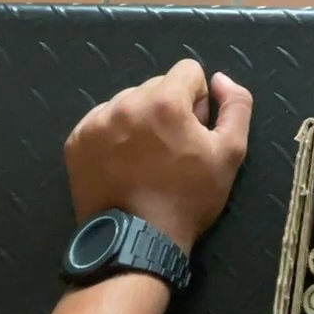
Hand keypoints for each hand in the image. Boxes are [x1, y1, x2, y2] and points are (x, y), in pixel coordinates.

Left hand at [65, 59, 252, 253]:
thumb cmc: (188, 197)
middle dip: (170, 107)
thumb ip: (237, 105)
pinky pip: (103, 119)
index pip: (189, 71)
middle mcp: (127, 102)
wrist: (137, 242)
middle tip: (172, 148)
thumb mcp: (230, 153)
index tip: (194, 130)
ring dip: (142, 118)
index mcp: (164, 100)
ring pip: (130, 100)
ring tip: (146, 157)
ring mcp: (97, 121)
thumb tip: (220, 79)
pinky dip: (115, 133)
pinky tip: (123, 162)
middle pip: (158, 85)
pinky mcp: (76, 140)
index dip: (198, 100)